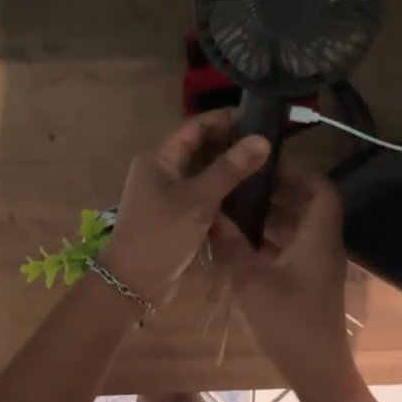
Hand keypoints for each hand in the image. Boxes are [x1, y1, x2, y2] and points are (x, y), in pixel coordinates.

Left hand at [96, 110, 270, 304]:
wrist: (132, 282)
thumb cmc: (160, 234)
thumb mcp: (198, 199)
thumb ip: (229, 169)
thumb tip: (262, 140)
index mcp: (159, 159)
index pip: (195, 128)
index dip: (224, 120)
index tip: (258, 119)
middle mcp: (161, 172)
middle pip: (200, 151)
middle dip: (232, 147)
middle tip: (268, 147)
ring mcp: (168, 197)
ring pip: (204, 176)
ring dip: (230, 173)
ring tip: (266, 169)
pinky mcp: (176, 219)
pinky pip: (204, 199)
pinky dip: (224, 197)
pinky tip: (250, 199)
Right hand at [208, 166, 354, 382]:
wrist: (316, 370)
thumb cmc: (288, 322)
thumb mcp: (251, 281)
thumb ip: (231, 245)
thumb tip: (211, 215)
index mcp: (318, 237)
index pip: (320, 189)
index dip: (295, 172)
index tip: (262, 166)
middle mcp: (324, 244)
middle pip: (308, 204)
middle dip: (277, 190)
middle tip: (241, 182)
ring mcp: (318, 264)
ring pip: (300, 226)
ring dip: (273, 214)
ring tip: (236, 206)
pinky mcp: (310, 281)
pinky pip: (294, 245)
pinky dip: (272, 237)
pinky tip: (242, 240)